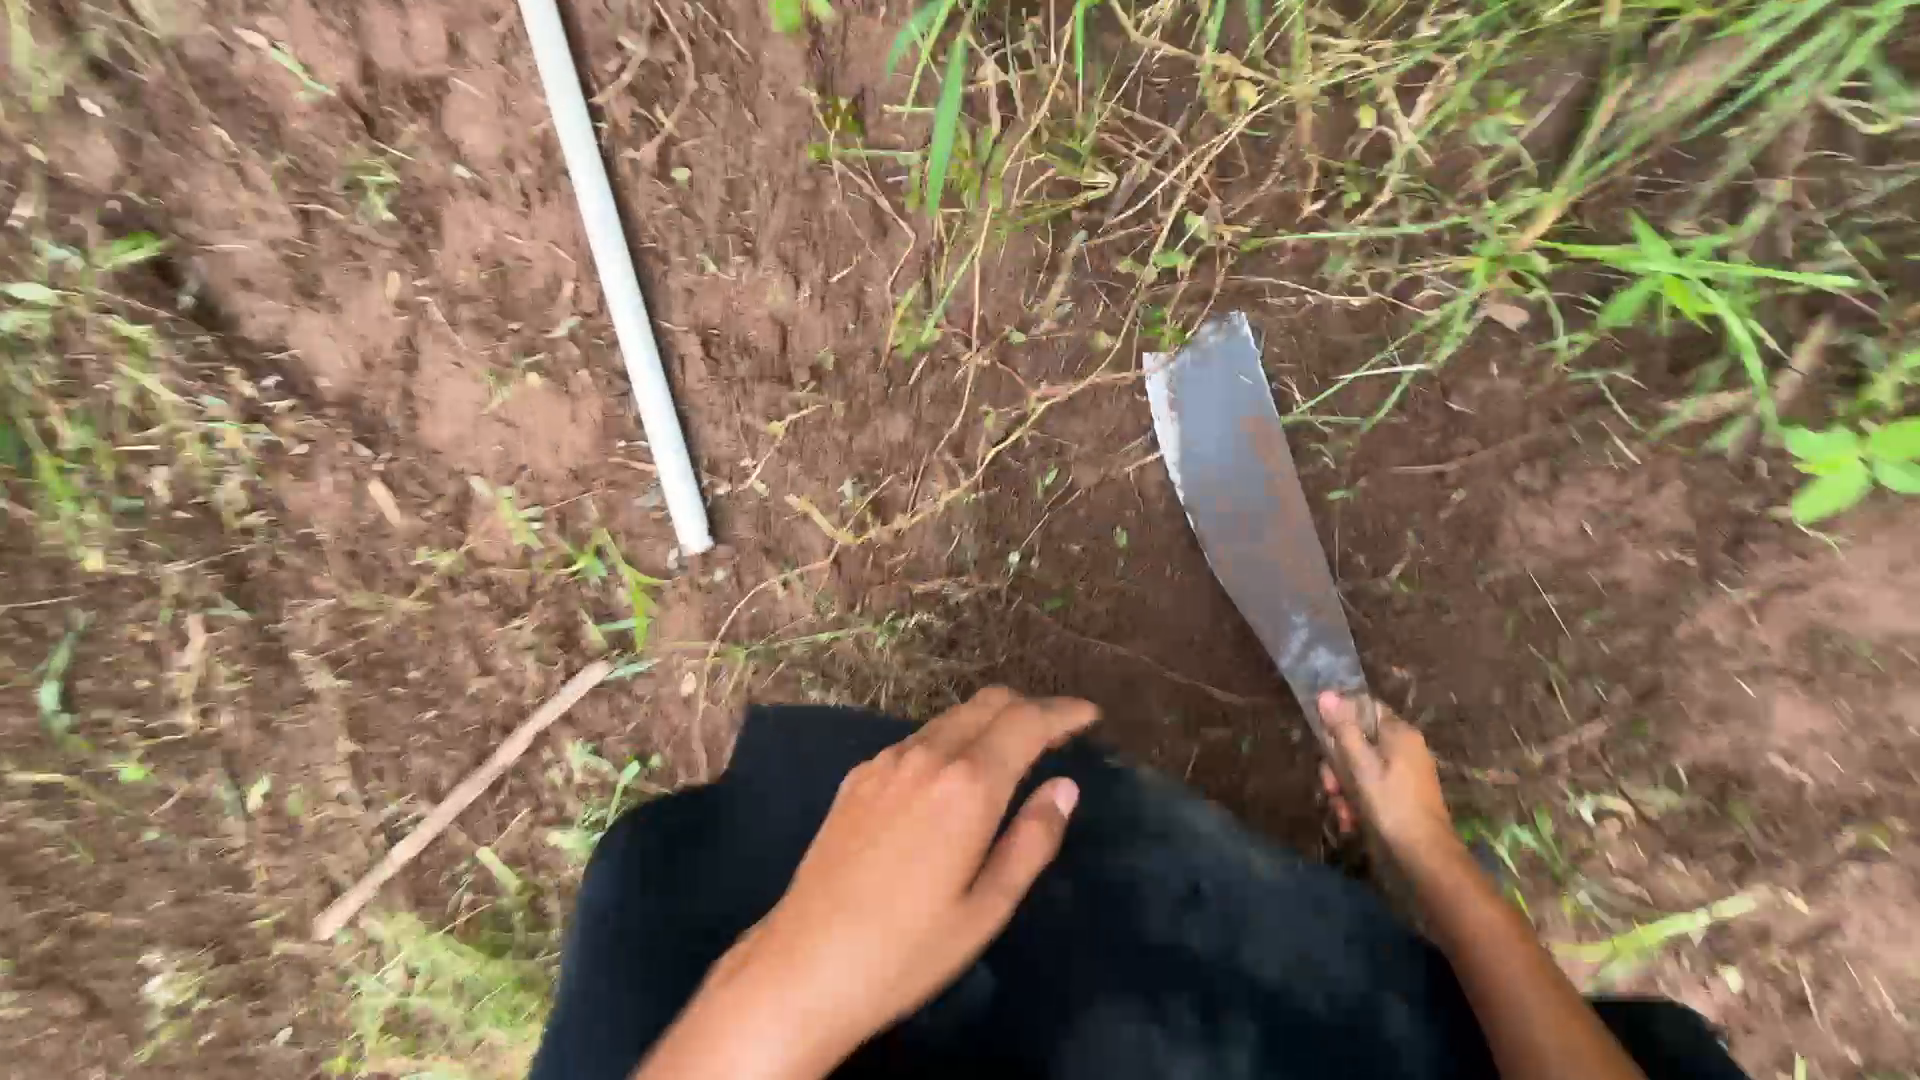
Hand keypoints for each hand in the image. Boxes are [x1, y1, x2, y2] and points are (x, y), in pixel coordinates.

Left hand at [680, 687, 1095, 1076]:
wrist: (804, 964)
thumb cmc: (909, 949)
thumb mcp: (988, 907)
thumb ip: (1033, 839)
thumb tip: (1064, 787)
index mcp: (967, 785)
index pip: (1026, 722)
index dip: (1063, 711)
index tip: (1089, 714)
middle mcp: (926, 756)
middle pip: (988, 703)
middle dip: (1028, 707)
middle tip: (1057, 731)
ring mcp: (886, 761)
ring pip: (951, 718)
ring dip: (989, 722)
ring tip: (1011, 753)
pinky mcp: (858, 776)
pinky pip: (918, 740)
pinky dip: (951, 741)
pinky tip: (952, 777)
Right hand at [1318, 690, 1454, 855]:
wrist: (1424, 855)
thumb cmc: (1391, 804)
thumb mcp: (1360, 765)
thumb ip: (1343, 729)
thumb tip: (1326, 693)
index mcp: (1399, 733)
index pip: (1363, 707)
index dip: (1339, 719)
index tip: (1322, 740)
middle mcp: (1404, 747)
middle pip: (1357, 740)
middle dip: (1337, 765)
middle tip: (1331, 786)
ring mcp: (1404, 771)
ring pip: (1359, 766)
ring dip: (1343, 787)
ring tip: (1341, 809)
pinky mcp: (1401, 792)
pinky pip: (1370, 785)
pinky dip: (1357, 800)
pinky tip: (1351, 819)